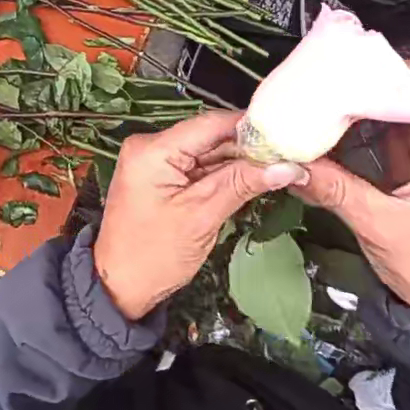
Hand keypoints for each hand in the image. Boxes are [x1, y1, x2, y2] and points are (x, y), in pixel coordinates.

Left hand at [94, 110, 307, 320]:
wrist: (119, 286)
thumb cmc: (154, 254)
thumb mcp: (202, 216)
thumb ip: (242, 184)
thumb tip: (287, 166)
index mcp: (153, 149)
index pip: (210, 123)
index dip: (250, 126)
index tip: (286, 133)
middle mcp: (151, 146)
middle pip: (210, 137)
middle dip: (248, 147)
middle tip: (290, 155)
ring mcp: (155, 162)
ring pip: (207, 152)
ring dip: (239, 162)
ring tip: (281, 166)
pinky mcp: (161, 177)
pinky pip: (198, 167)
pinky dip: (223, 174)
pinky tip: (254, 178)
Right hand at [291, 59, 409, 313]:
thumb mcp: (379, 228)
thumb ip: (337, 192)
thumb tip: (296, 167)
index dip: (402, 77)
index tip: (361, 79)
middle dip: (384, 78)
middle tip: (343, 79)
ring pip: (407, 107)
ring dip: (372, 99)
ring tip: (335, 96)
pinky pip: (391, 131)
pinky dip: (366, 123)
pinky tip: (339, 124)